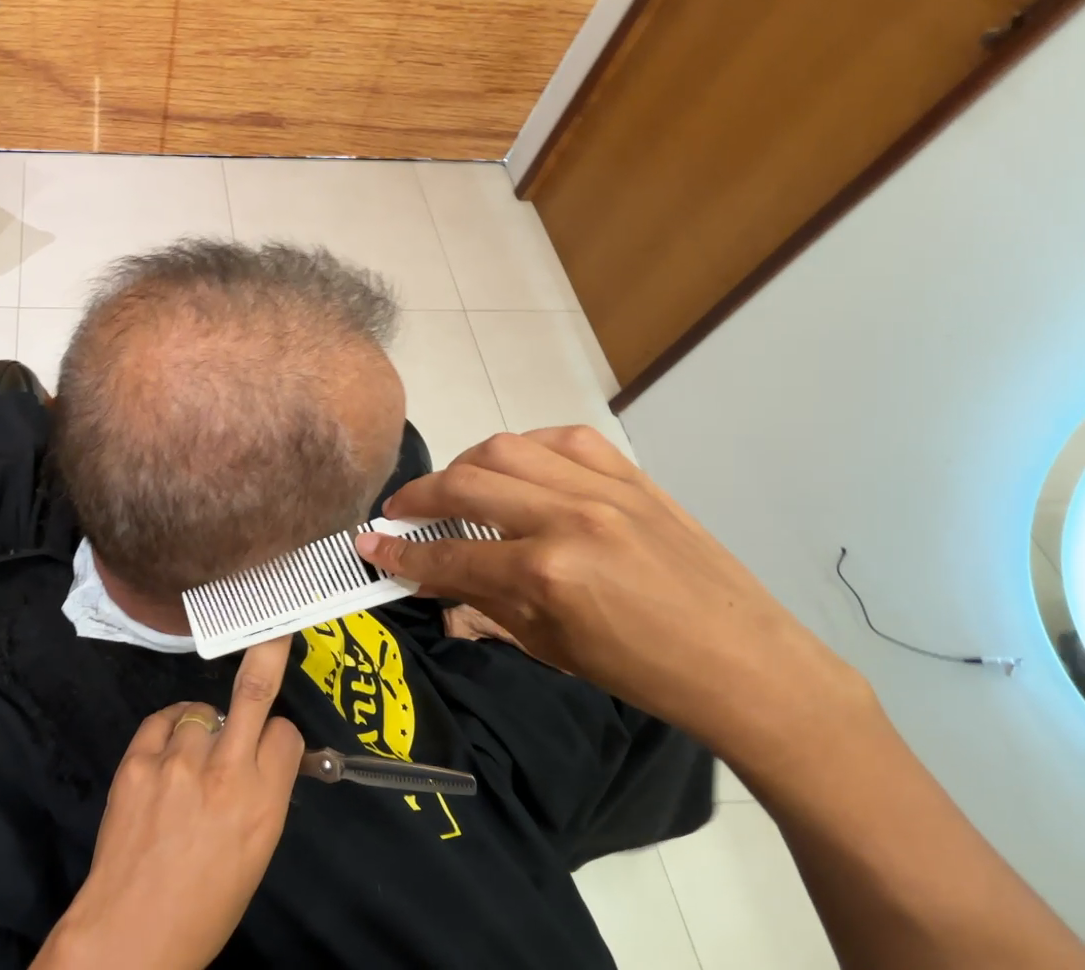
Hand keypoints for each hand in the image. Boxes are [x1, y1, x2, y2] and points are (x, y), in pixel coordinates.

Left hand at [34, 637, 303, 969]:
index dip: (280, 738)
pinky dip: (170, 729)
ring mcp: (175, 761)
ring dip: (203, 727)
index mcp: (262, 802)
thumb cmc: (206, 903)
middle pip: (252, 693)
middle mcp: (222, 772)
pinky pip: (161, 721)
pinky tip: (170, 747)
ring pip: (200, 712)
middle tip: (272, 628)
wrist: (134, 928)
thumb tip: (260, 759)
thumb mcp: (255, 853)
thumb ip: (261, 796)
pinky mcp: (137, 760)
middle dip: (267, 655)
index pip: (286, 735)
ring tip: (192, 760)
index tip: (271, 746)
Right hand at [354, 427, 862, 744]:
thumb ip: (478, 597)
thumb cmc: (638, 671)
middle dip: (417, 498)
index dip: (399, 552)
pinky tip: (514, 470)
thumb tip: (422, 573)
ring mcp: (603, 490)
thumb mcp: (545, 644)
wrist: (743, 662)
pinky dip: (523, 450)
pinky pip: (560, 439)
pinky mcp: (632, 477)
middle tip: (399, 513)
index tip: (368, 545)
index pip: (447, 554)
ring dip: (463, 467)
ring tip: (454, 489)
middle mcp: (567, 519)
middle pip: (464, 486)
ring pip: (503, 449)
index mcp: (545, 574)